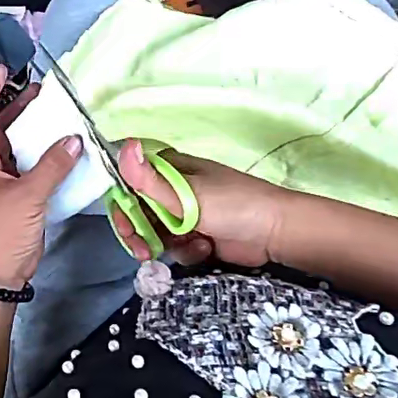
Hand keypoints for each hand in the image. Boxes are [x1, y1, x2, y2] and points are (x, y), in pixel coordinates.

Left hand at [0, 65, 82, 289]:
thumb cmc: (1, 231)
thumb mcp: (27, 196)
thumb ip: (53, 166)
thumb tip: (75, 139)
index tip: (4, 70)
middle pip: (1, 128)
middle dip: (19, 108)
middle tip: (44, 92)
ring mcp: (5, 181)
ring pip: (21, 147)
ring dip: (38, 132)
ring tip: (60, 115)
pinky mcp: (22, 196)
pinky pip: (35, 167)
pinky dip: (50, 156)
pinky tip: (69, 149)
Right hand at [109, 140, 289, 267]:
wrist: (274, 233)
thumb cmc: (232, 205)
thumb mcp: (187, 194)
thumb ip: (149, 180)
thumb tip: (123, 145)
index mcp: (170, 169)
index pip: (131, 181)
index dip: (122, 202)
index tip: (125, 222)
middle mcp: (174, 189)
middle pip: (138, 211)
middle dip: (139, 231)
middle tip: (144, 250)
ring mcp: (185, 214)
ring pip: (155, 232)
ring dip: (165, 244)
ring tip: (186, 246)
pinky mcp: (196, 236)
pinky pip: (175, 247)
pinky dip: (185, 251)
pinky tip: (204, 249)